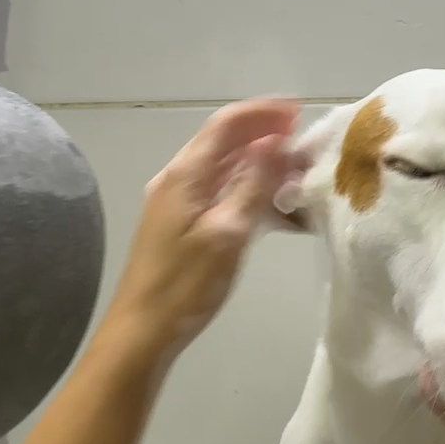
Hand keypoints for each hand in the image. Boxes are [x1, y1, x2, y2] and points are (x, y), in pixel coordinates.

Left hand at [99, 99, 308, 367]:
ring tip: (296, 169)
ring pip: (224, 167)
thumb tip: (274, 141)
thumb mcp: (228, 233)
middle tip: (303, 138)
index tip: (299, 110)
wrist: (141, 333)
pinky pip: (220, 191)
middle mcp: (178, 178)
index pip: (226, 124)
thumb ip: (253, 184)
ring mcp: (178, 201)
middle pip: (224, 141)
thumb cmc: (185, 284)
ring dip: (258, 161)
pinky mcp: (182, 223)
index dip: (263, 112)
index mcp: (185, 174)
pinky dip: (247, 188)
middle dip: (264, 133)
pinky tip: (274, 204)